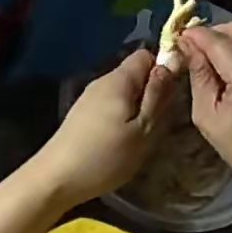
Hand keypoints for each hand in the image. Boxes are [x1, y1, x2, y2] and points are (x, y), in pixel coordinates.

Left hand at [29, 49, 174, 205]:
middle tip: (161, 121)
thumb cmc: (105, 156)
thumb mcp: (143, 130)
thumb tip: (170, 63)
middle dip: (153, 92)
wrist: (57, 177)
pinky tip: (123, 140)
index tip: (175, 92)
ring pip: (124, 93)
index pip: (146, 55)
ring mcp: (89, 98)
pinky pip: (111, 106)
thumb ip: (158, 96)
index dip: (164, 67)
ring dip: (138, 108)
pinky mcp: (82, 114)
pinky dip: (122, 118)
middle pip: (135, 74)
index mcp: (118, 80)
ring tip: (144, 135)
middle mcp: (102, 82)